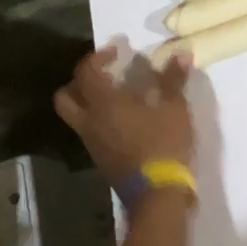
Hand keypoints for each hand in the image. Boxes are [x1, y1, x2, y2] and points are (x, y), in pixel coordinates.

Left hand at [55, 46, 194, 183]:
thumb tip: (181, 53)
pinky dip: (99, 121)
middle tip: (102, 74)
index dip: (98, 56)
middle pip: (65, 97)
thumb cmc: (163, 144)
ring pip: (75, 117)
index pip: (85, 72)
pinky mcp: (100, 160)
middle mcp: (89, 122)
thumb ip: (173, 79)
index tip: (117, 51)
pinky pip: (89, 133)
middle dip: (79, 81)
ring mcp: (91, 143)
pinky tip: (124, 121)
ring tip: (115, 97)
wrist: (157, 195)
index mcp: (103, 104)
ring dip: (87, 102)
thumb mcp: (174, 108)